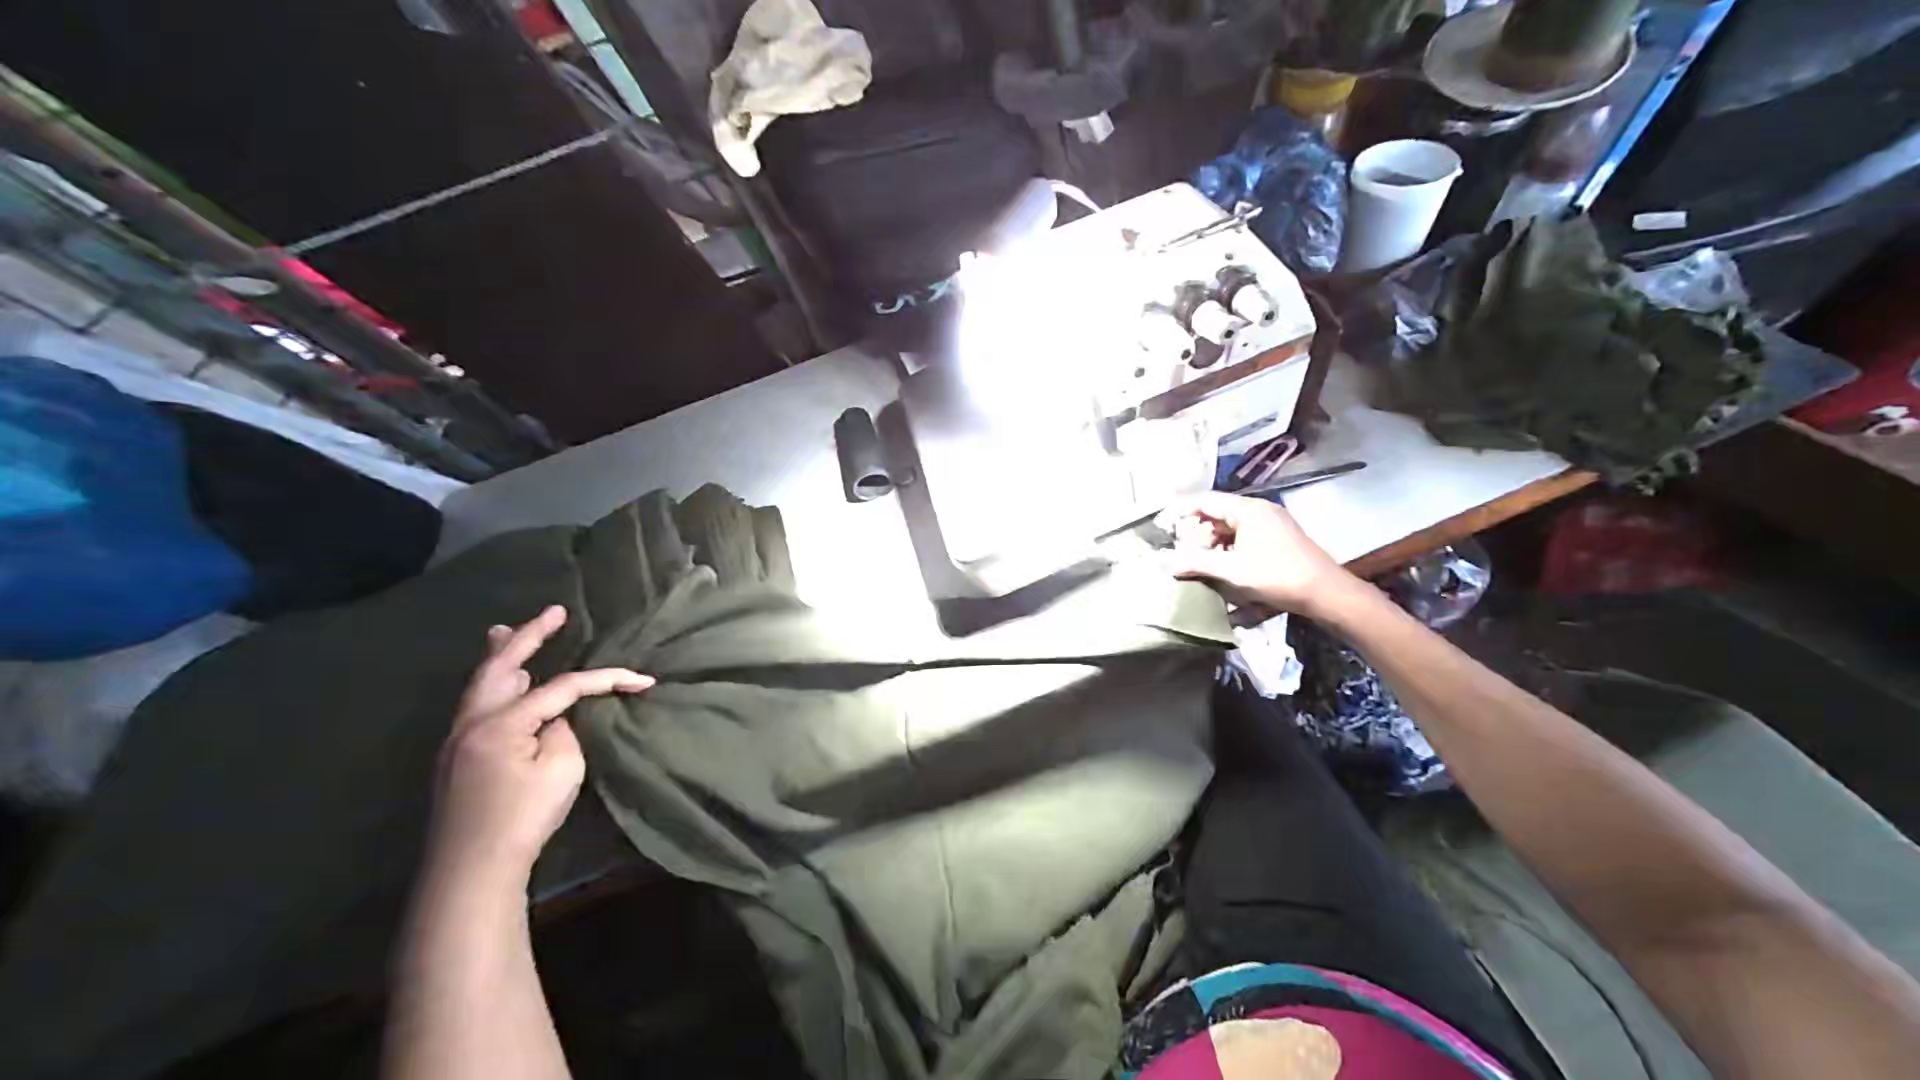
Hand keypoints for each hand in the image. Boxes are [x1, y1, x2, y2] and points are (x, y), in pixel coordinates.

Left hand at [426, 605, 653, 887]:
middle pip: (501, 666)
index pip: (563, 686)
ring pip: (480, 683)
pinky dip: (493, 682)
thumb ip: (564, 731)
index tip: (644, 681)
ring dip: (501, 655)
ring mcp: (458, 740)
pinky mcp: (458, 758)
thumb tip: (555, 718)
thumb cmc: (523, 818)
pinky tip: (502, 683)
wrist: (470, 872)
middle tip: (553, 612)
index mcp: (501, 721)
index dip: (607, 679)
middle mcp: (472, 721)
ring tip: (505, 632)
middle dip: (528, 636)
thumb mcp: (562, 770)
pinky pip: (478, 703)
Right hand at [1157, 492, 1357, 615]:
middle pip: (1217, 513)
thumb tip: (1166, 563)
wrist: (1325, 592)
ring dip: (1212, 543)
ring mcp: (1271, 522)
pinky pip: (1244, 535)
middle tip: (1183, 552)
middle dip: (1197, 532)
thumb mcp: (1232, 570)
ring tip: (1201, 563)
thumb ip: (1197, 563)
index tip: (1163, 525)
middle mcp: (1259, 509)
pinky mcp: (1279, 537)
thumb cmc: (1277, 575)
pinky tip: (1223, 566)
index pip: (1205, 501)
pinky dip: (1229, 547)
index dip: (1180, 511)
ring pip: (1230, 526)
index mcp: (1247, 509)